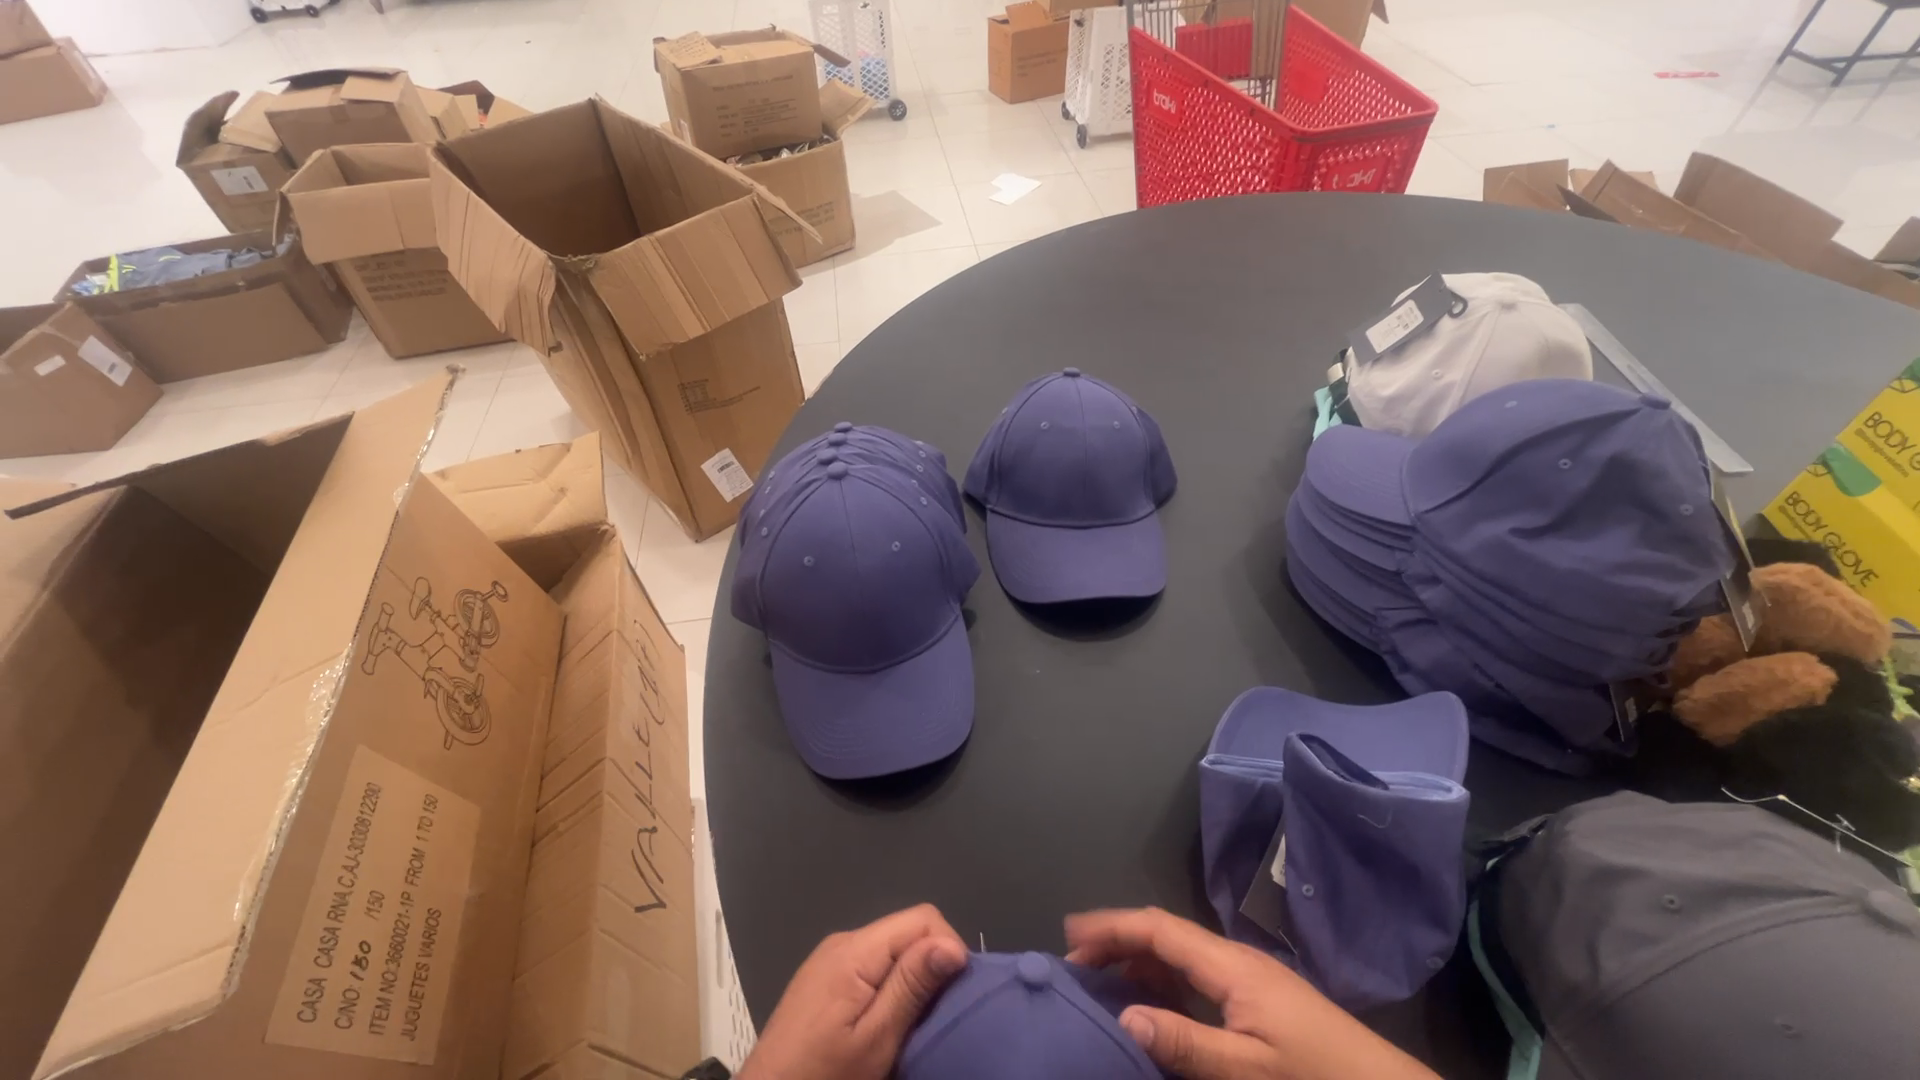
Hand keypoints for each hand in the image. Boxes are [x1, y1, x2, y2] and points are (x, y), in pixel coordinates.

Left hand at [737, 904, 967, 1079]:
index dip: (948, 949)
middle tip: (935, 1018)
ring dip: (912, 980)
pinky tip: (889, 1022)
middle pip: (907, 931)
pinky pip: (873, 965)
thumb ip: (911, 988)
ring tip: (914, 1025)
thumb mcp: (875, 1041)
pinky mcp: (826, 978)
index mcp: (854, 950)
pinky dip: (892, 987)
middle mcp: (843, 942)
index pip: (923, 918)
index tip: (954, 997)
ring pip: (893, 949)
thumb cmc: (822, 1077)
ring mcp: (831, 959)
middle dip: (931, 966)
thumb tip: (953, 945)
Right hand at [1065, 907, 1439, 1079]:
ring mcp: (1248, 976)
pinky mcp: (1258, 997)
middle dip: (1117, 940)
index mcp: (1229, 965)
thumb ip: (1185, 1043)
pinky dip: (1163, 980)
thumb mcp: (1249, 1074)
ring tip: (1102, 985)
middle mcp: (1235, 959)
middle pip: (1164, 933)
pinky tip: (1153, 1006)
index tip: (1068, 934)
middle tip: (1075, 965)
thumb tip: (1123, 1015)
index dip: (1111, 926)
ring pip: (1179, 952)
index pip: (1157, 929)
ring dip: (1138, 961)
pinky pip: (1196, 974)